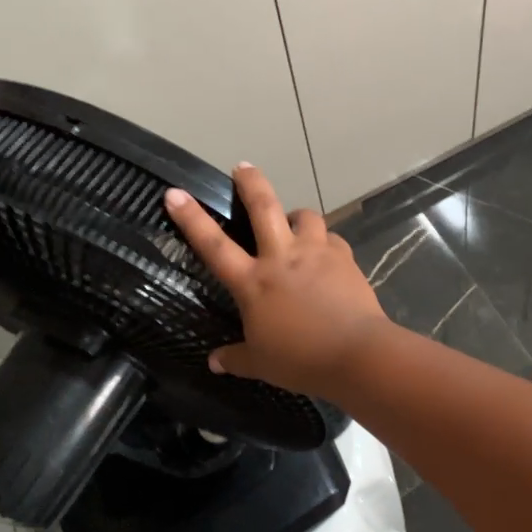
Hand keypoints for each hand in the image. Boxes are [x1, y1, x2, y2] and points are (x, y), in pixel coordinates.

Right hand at [163, 163, 390, 395]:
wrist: (357, 351)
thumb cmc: (301, 360)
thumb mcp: (261, 364)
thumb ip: (236, 357)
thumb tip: (215, 361)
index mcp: (253, 282)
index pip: (213, 245)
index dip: (191, 218)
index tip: (175, 193)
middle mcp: (282, 257)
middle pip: (263, 207)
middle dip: (250, 182)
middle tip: (243, 167)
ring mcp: (316, 253)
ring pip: (304, 216)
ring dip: (296, 215)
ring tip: (293, 222)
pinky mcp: (344, 257)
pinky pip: (331, 238)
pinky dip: (324, 241)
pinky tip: (325, 253)